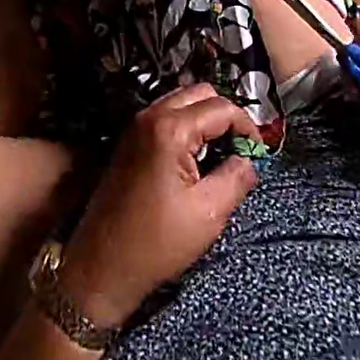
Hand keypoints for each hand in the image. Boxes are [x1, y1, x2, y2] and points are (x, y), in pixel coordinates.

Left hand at [58, 84, 261, 327]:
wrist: (101, 266)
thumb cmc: (156, 242)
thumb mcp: (209, 212)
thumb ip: (236, 177)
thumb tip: (248, 159)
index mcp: (170, 129)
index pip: (222, 108)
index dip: (247, 127)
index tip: (257, 153)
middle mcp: (151, 116)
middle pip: (201, 93)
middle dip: (225, 116)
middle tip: (239, 149)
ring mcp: (136, 126)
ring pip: (183, 102)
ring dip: (205, 120)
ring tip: (219, 155)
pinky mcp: (129, 140)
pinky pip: (166, 117)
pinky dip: (186, 127)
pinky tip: (194, 160)